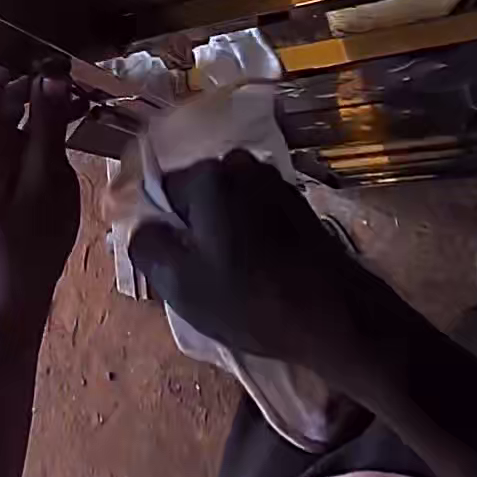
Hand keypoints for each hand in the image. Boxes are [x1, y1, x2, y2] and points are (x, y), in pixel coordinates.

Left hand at [0, 61, 87, 318]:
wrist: (14, 291)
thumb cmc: (31, 239)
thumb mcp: (46, 178)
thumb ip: (47, 124)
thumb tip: (53, 74)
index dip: (16, 60)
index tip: (54, 50)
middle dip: (36, 78)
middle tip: (78, 73)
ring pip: (9, 111)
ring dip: (42, 99)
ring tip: (82, 94)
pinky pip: (14, 131)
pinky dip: (39, 121)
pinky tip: (72, 118)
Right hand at [129, 150, 406, 379]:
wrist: (335, 314)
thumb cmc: (250, 298)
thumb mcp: (181, 283)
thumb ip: (146, 245)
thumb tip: (141, 226)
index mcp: (208, 175)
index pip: (161, 190)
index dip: (162, 226)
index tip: (172, 259)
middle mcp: (239, 163)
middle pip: (194, 191)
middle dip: (192, 224)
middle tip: (201, 270)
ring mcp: (271, 177)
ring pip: (225, 199)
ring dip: (221, 226)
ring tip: (231, 271)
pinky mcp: (294, 197)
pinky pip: (253, 205)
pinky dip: (248, 227)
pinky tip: (258, 263)